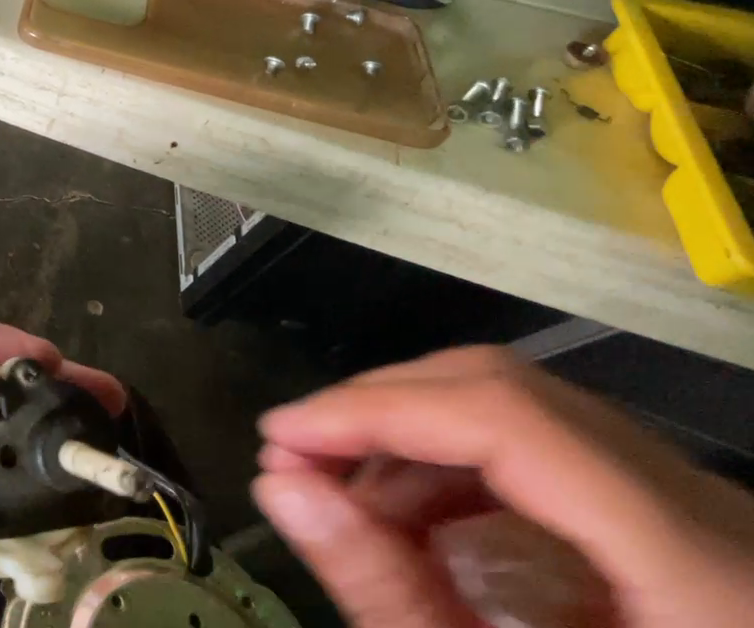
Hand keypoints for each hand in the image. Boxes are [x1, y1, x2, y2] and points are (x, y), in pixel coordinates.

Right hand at [252, 346, 753, 627]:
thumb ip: (391, 596)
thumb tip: (278, 487)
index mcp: (697, 565)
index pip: (506, 421)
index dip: (375, 412)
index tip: (281, 437)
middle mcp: (714, 510)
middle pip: (506, 392)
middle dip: (376, 412)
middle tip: (294, 455)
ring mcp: (697, 505)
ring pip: (517, 407)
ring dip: (404, 436)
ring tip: (337, 491)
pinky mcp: (673, 516)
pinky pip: (542, 448)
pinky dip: (450, 465)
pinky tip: (406, 514)